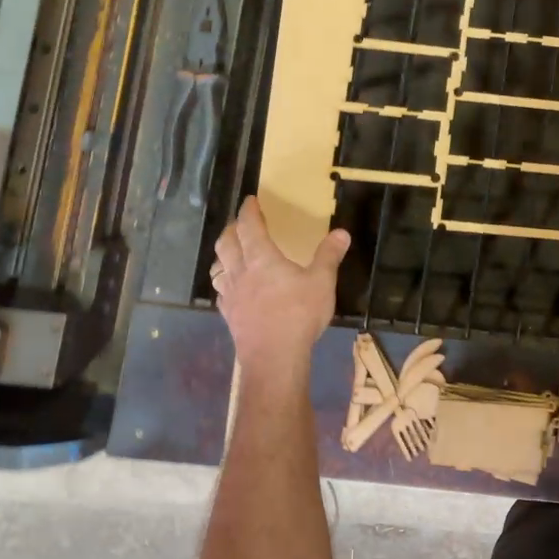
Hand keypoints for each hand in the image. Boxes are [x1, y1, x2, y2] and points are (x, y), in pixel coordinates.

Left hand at [211, 197, 349, 387]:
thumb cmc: (298, 314)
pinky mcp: (229, 315)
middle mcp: (241, 272)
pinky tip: (233, 287)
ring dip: (223, 254)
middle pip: (226, 243)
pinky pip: (221, 291)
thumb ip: (329, 256)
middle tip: (239, 223)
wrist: (274, 357)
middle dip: (231, 229)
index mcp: (262, 258)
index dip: (248, 211)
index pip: (249, 227)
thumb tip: (341, 233)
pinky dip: (224, 280)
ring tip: (231, 252)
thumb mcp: (322, 282)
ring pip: (218, 266)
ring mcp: (232, 295)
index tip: (250, 200)